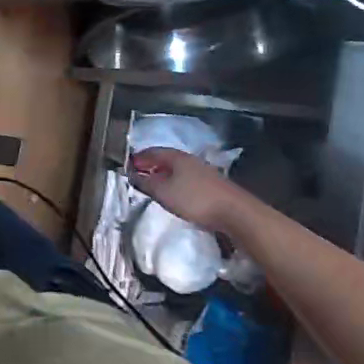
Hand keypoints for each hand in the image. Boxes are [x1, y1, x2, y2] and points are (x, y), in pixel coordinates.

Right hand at [127, 147, 243, 232]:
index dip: (140, 157)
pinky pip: (187, 178)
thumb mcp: (163, 192)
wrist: (235, 212)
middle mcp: (190, 160)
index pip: (153, 151)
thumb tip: (133, 175)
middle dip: (151, 165)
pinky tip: (175, 193)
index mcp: (177, 157)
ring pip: (178, 169)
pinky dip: (176, 182)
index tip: (128, 165)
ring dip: (164, 174)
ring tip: (155, 185)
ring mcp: (203, 171)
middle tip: (139, 174)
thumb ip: (146, 183)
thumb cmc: (194, 199)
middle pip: (166, 159)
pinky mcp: (212, 185)